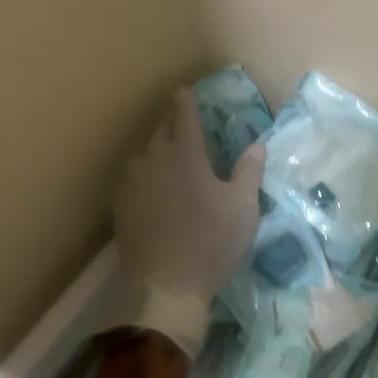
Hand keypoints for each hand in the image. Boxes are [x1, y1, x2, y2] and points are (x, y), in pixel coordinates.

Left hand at [114, 88, 265, 304]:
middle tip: (180, 117)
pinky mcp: (121, 208)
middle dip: (171, 121)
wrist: (165, 286)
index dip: (186, 103)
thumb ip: (249, 171)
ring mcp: (133, 184)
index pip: (184, 118)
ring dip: (156, 147)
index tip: (184, 91)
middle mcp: (154, 161)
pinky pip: (133, 178)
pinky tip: (152, 184)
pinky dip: (144, 172)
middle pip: (160, 131)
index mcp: (186, 155)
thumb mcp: (243, 206)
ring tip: (167, 152)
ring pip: (143, 154)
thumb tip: (257, 144)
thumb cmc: (212, 240)